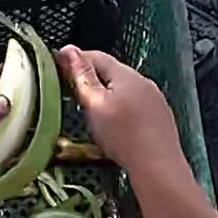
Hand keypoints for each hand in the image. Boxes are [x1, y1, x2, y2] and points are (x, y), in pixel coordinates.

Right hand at [59, 46, 181, 176]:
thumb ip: (81, 77)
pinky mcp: (158, 115)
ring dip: (105, 91)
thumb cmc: (124, 136)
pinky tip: (112, 121)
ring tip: (88, 105)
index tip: (58, 62)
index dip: (75, 57)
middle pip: (111, 71)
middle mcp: (143, 82)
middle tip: (69, 85)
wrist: (157, 166)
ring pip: (123, 88)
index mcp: (126, 75)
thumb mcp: (94, 104)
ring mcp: (154, 99)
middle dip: (90, 75)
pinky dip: (119, 105)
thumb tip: (69, 51)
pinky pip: (133, 102)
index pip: (96, 56)